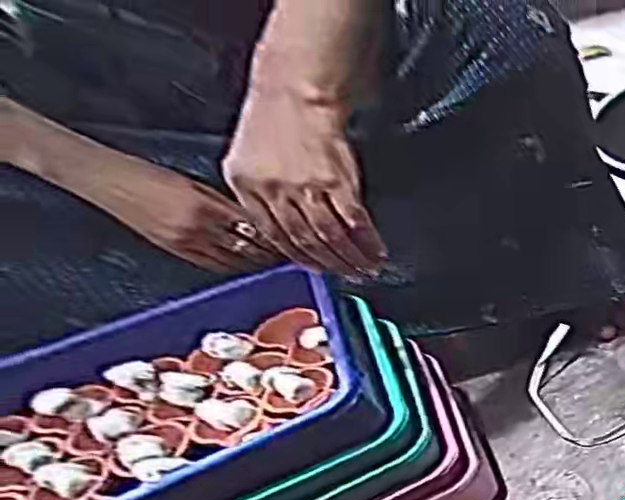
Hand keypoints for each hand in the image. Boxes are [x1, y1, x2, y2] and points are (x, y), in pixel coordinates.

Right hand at [92, 154, 280, 273]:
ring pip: (240, 263)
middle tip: (293, 257)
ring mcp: (187, 241)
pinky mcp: (175, 250)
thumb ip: (232, 207)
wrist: (98, 175)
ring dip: (260, 265)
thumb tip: (267, 224)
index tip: (297, 242)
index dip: (282, 239)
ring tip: (274, 262)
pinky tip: (248, 264)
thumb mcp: (197, 186)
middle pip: (255, 251)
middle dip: (277, 255)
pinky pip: (218, 267)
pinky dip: (238, 267)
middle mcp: (199, 227)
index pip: (260, 231)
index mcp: (208, 207)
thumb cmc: (147, 175)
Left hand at [223, 90, 385, 276]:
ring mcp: (305, 187)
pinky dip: (369, 242)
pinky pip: (355, 223)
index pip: (272, 234)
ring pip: (330, 236)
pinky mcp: (336, 185)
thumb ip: (268, 195)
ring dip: (352, 257)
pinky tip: (377, 250)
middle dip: (331, 264)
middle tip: (350, 275)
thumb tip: (296, 231)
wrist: (296, 95)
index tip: (318, 271)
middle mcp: (272, 188)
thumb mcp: (254, 160)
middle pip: (304, 240)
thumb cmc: (278, 124)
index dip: (299, 258)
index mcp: (244, 183)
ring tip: (368, 267)